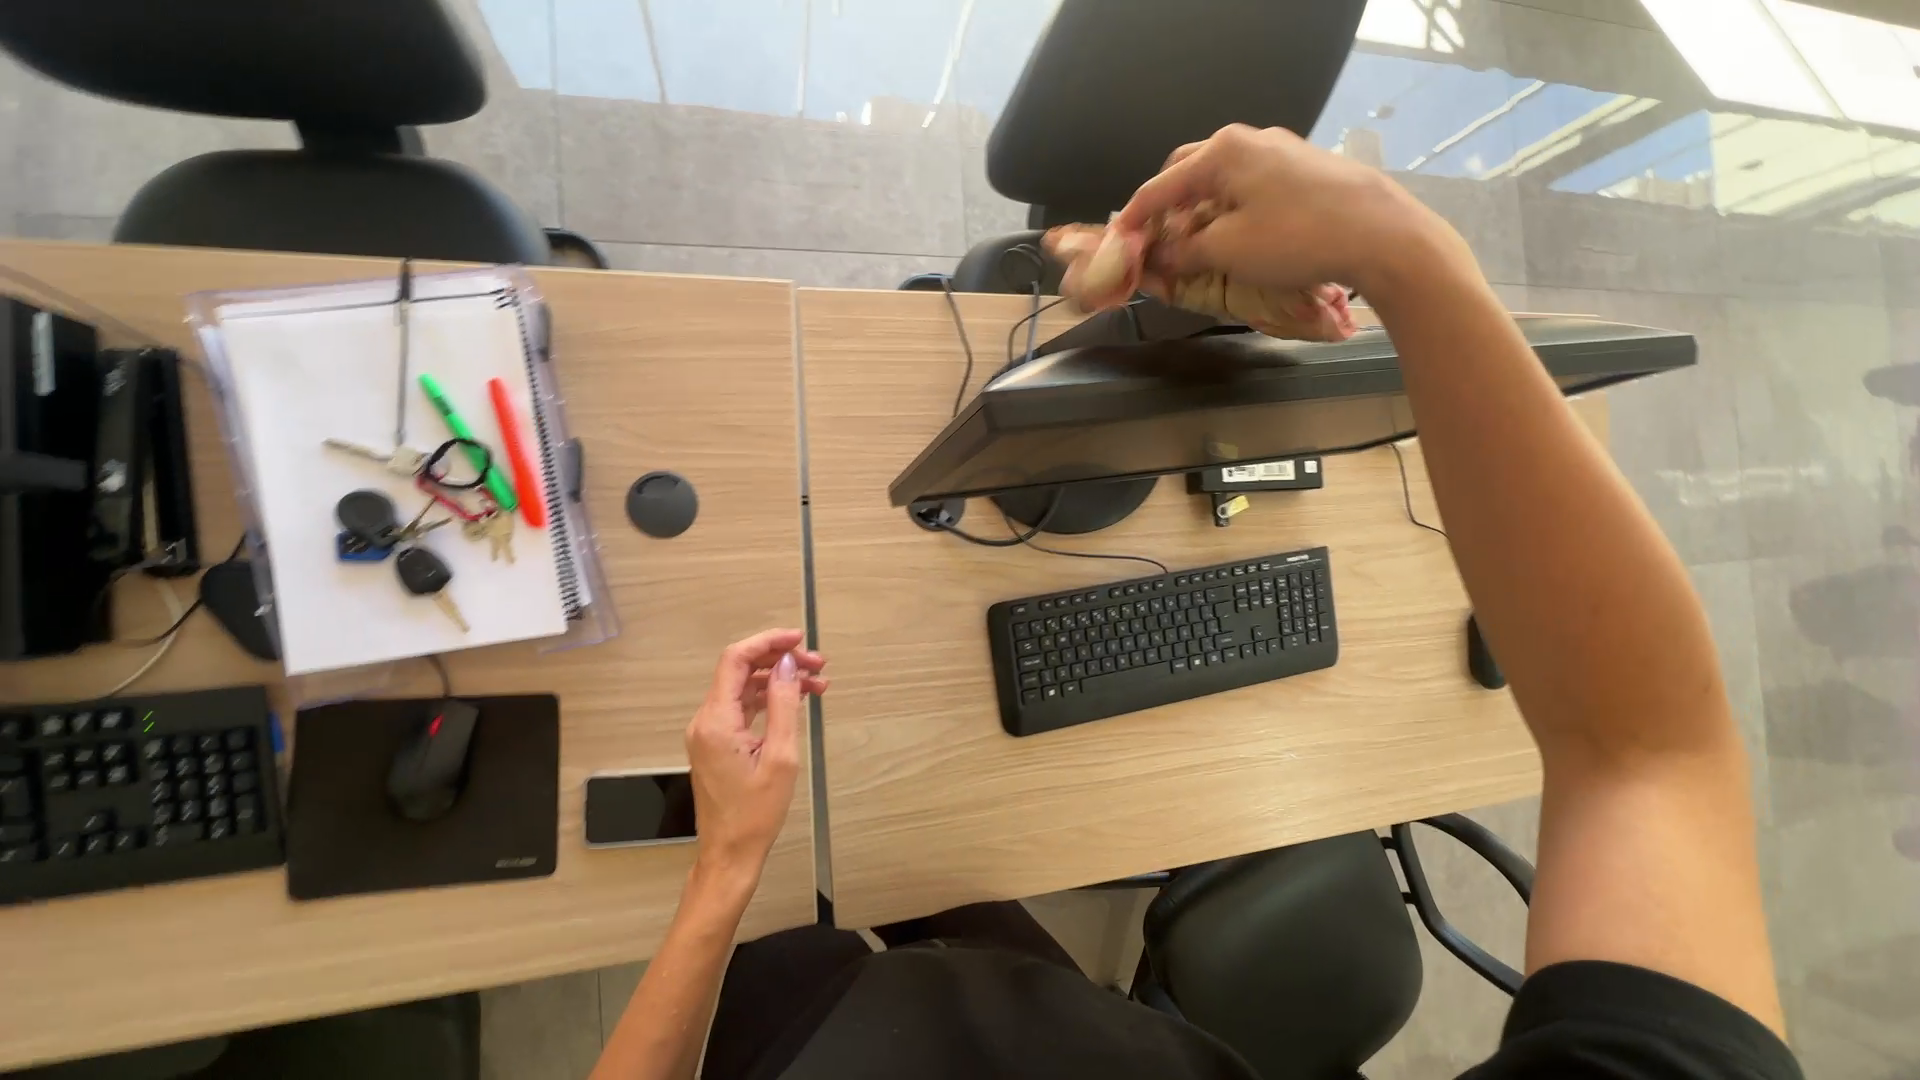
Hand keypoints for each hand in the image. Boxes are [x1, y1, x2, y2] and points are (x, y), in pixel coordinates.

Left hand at [684, 628, 827, 896]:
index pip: (735, 660)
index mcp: (716, 720)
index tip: (799, 640)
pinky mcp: (715, 742)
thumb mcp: (780, 756)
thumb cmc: (757, 812)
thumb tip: (787, 665)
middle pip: (740, 670)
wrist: (730, 854)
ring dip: (778, 679)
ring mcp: (708, 731)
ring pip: (743, 687)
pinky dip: (768, 698)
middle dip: (779, 660)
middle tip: (818, 665)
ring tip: (817, 683)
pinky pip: (742, 707)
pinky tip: (797, 700)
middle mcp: (705, 720)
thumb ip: (783, 704)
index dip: (768, 642)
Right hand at [1102, 124, 1456, 309]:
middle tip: (1155, 247)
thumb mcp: (1226, 250)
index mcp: (1221, 151)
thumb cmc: (1296, 238)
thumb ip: (1182, 251)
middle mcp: (1247, 140)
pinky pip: (1246, 188)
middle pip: (1186, 174)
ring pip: (1218, 182)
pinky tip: (1232, 240)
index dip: (1133, 221)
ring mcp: (1278, 151)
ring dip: (1196, 214)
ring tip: (1192, 250)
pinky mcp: (1301, 170)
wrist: (1381, 235)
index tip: (1116, 249)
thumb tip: (1156, 256)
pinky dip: (1226, 212)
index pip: (1158, 186)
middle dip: (1165, 211)